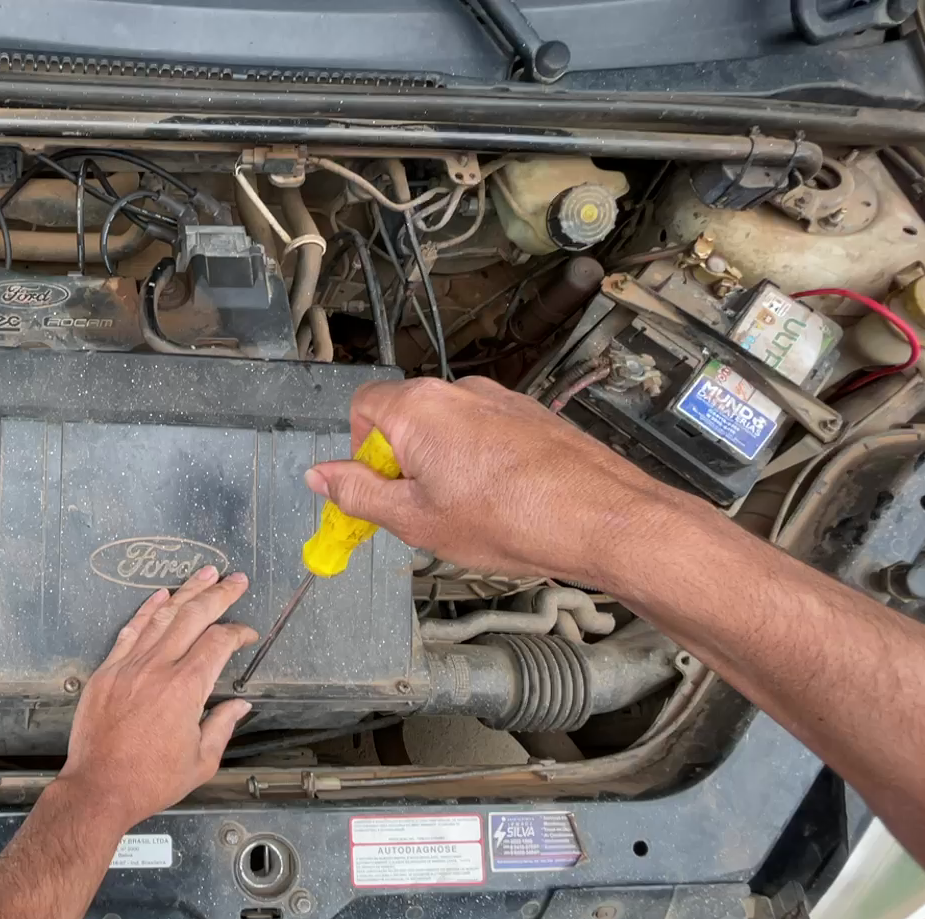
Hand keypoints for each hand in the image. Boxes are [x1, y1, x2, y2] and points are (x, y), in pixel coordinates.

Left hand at [56, 566, 257, 831]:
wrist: (99, 787)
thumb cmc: (150, 780)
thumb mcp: (200, 762)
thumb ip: (222, 726)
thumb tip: (239, 705)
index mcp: (185, 689)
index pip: (218, 644)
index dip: (237, 633)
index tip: (246, 635)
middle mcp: (157, 669)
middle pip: (193, 617)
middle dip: (219, 594)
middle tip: (235, 580)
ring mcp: (128, 666)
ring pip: (161, 616)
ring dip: (186, 591)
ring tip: (204, 573)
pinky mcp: (107, 671)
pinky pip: (130, 631)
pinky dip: (146, 610)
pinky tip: (160, 595)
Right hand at [304, 377, 701, 584]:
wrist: (607, 519)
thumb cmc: (509, 520)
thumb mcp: (412, 519)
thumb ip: (355, 494)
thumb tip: (317, 476)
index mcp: (417, 409)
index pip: (361, 406)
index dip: (358, 450)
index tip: (374, 488)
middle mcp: (456, 391)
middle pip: (401, 417)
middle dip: (397, 462)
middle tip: (414, 508)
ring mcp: (498, 398)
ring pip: (442, 427)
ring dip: (435, 463)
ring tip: (460, 509)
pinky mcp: (530, 414)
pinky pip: (480, 431)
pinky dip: (473, 460)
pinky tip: (495, 500)